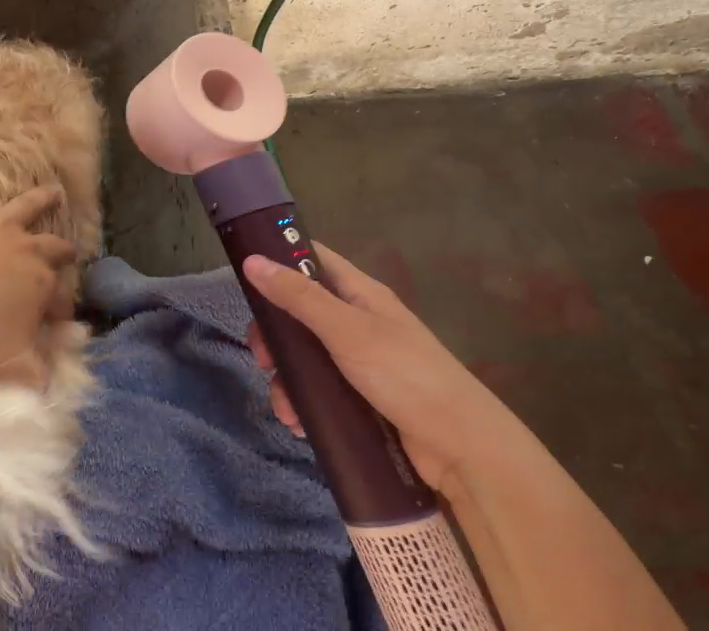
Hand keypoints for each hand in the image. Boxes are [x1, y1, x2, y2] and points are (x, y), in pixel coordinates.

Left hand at [0, 148, 79, 386]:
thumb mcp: (13, 368)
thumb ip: (39, 377)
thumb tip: (56, 385)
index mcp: (40, 284)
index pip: (59, 297)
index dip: (58, 312)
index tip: (55, 327)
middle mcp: (25, 249)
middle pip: (52, 248)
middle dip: (62, 253)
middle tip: (70, 253)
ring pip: (25, 207)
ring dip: (41, 199)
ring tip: (53, 190)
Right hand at [245, 242, 512, 494]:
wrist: (464, 450)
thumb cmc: (407, 376)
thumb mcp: (346, 331)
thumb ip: (299, 297)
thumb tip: (251, 261)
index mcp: (361, 295)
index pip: (313, 259)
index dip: (279, 258)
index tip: (245, 274)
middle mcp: (358, 322)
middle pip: (298, 312)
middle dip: (273, 335)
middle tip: (262, 358)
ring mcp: (360, 361)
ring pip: (303, 355)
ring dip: (285, 378)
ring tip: (284, 407)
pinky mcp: (360, 396)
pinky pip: (318, 389)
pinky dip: (302, 402)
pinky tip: (298, 421)